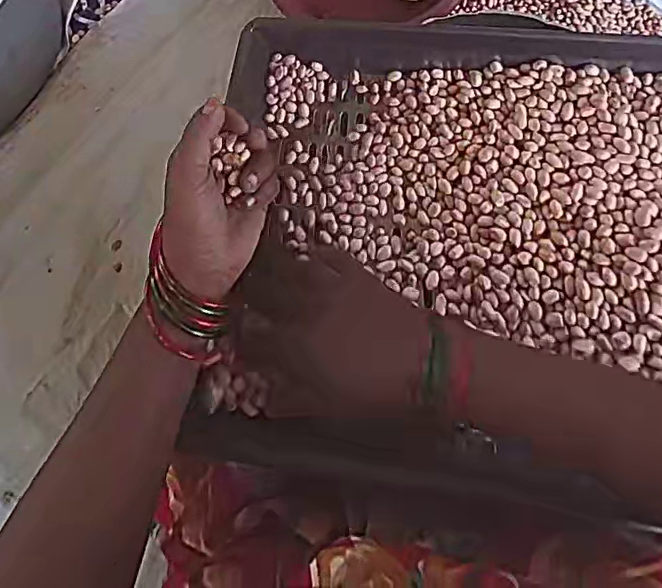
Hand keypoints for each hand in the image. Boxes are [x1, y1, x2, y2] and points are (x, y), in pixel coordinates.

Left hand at [159, 99, 279, 299]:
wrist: (205, 266)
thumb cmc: (188, 221)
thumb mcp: (186, 172)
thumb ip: (199, 135)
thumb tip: (214, 104)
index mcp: (198, 153)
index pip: (220, 121)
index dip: (233, 121)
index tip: (239, 129)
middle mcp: (220, 164)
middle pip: (247, 135)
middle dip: (251, 144)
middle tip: (246, 156)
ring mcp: (240, 181)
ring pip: (264, 156)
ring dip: (258, 170)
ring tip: (243, 188)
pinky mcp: (257, 199)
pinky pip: (273, 181)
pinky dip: (266, 189)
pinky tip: (251, 203)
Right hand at [234, 242, 429, 417]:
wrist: (428, 361)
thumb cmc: (378, 392)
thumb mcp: (329, 406)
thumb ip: (290, 398)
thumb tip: (264, 398)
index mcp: (296, 346)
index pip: (251, 337)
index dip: (237, 337)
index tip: (234, 338)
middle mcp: (305, 308)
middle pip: (260, 291)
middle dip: (245, 295)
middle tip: (239, 297)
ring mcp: (329, 284)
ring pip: (287, 265)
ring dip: (271, 269)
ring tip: (264, 271)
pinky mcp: (352, 271)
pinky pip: (323, 254)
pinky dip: (311, 255)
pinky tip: (306, 261)